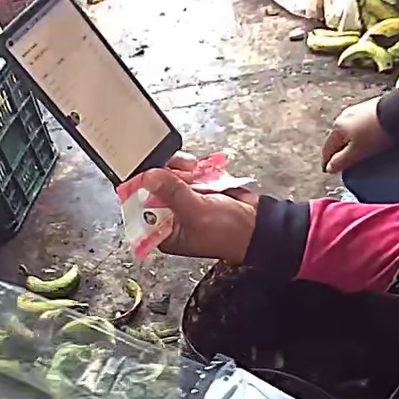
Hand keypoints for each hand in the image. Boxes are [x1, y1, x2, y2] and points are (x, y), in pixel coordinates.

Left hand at [123, 167, 258, 262]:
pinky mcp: (194, 191)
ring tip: (194, 168)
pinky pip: (185, 174)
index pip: (140, 207)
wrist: (257, 225)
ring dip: (180, 169)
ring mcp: (181, 203)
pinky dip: (192, 169)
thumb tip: (149, 177)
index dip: (142, 188)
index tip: (147, 171)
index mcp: (163, 232)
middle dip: (165, 174)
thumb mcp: (196, 212)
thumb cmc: (228, 232)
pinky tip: (200, 168)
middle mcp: (169, 218)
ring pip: (169, 177)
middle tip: (177, 167)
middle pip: (154, 188)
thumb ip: (172, 192)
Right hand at [320, 97, 393, 174]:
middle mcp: (345, 116)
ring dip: (351, 141)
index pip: (327, 148)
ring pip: (351, 130)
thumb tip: (329, 168)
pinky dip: (362, 133)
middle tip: (342, 162)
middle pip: (339, 138)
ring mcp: (359, 109)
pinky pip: (363, 124)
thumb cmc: (375, 133)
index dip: (326, 161)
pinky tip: (369, 138)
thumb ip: (341, 161)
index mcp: (337, 127)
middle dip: (339, 150)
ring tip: (357, 150)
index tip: (328, 170)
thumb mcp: (356, 152)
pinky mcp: (374, 106)